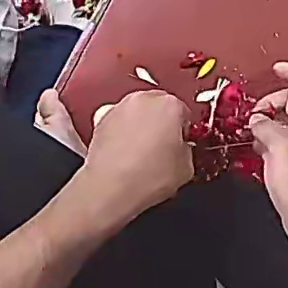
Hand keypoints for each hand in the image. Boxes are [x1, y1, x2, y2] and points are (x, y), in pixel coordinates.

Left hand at [68, 89, 192, 228]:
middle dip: (162, 123)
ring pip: (137, 112)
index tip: (181, 144)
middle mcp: (144, 100)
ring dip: (141, 125)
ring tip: (142, 152)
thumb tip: (182, 151)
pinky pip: (118, 122)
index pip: (183, 112)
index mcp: (170, 105)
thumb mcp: (186, 168)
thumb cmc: (146, 176)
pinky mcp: (101, 119)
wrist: (111, 188)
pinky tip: (125, 152)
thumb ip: (187, 151)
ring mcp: (120, 108)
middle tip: (163, 147)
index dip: (183, 131)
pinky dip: (122, 131)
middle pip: (159, 106)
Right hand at [246, 63, 287, 251]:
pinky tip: (255, 145)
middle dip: (273, 100)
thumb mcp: (281, 149)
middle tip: (254, 113)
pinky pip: (281, 137)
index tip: (276, 69)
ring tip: (251, 130)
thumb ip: (266, 126)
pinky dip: (267, 136)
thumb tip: (256, 120)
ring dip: (267, 120)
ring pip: (286, 119)